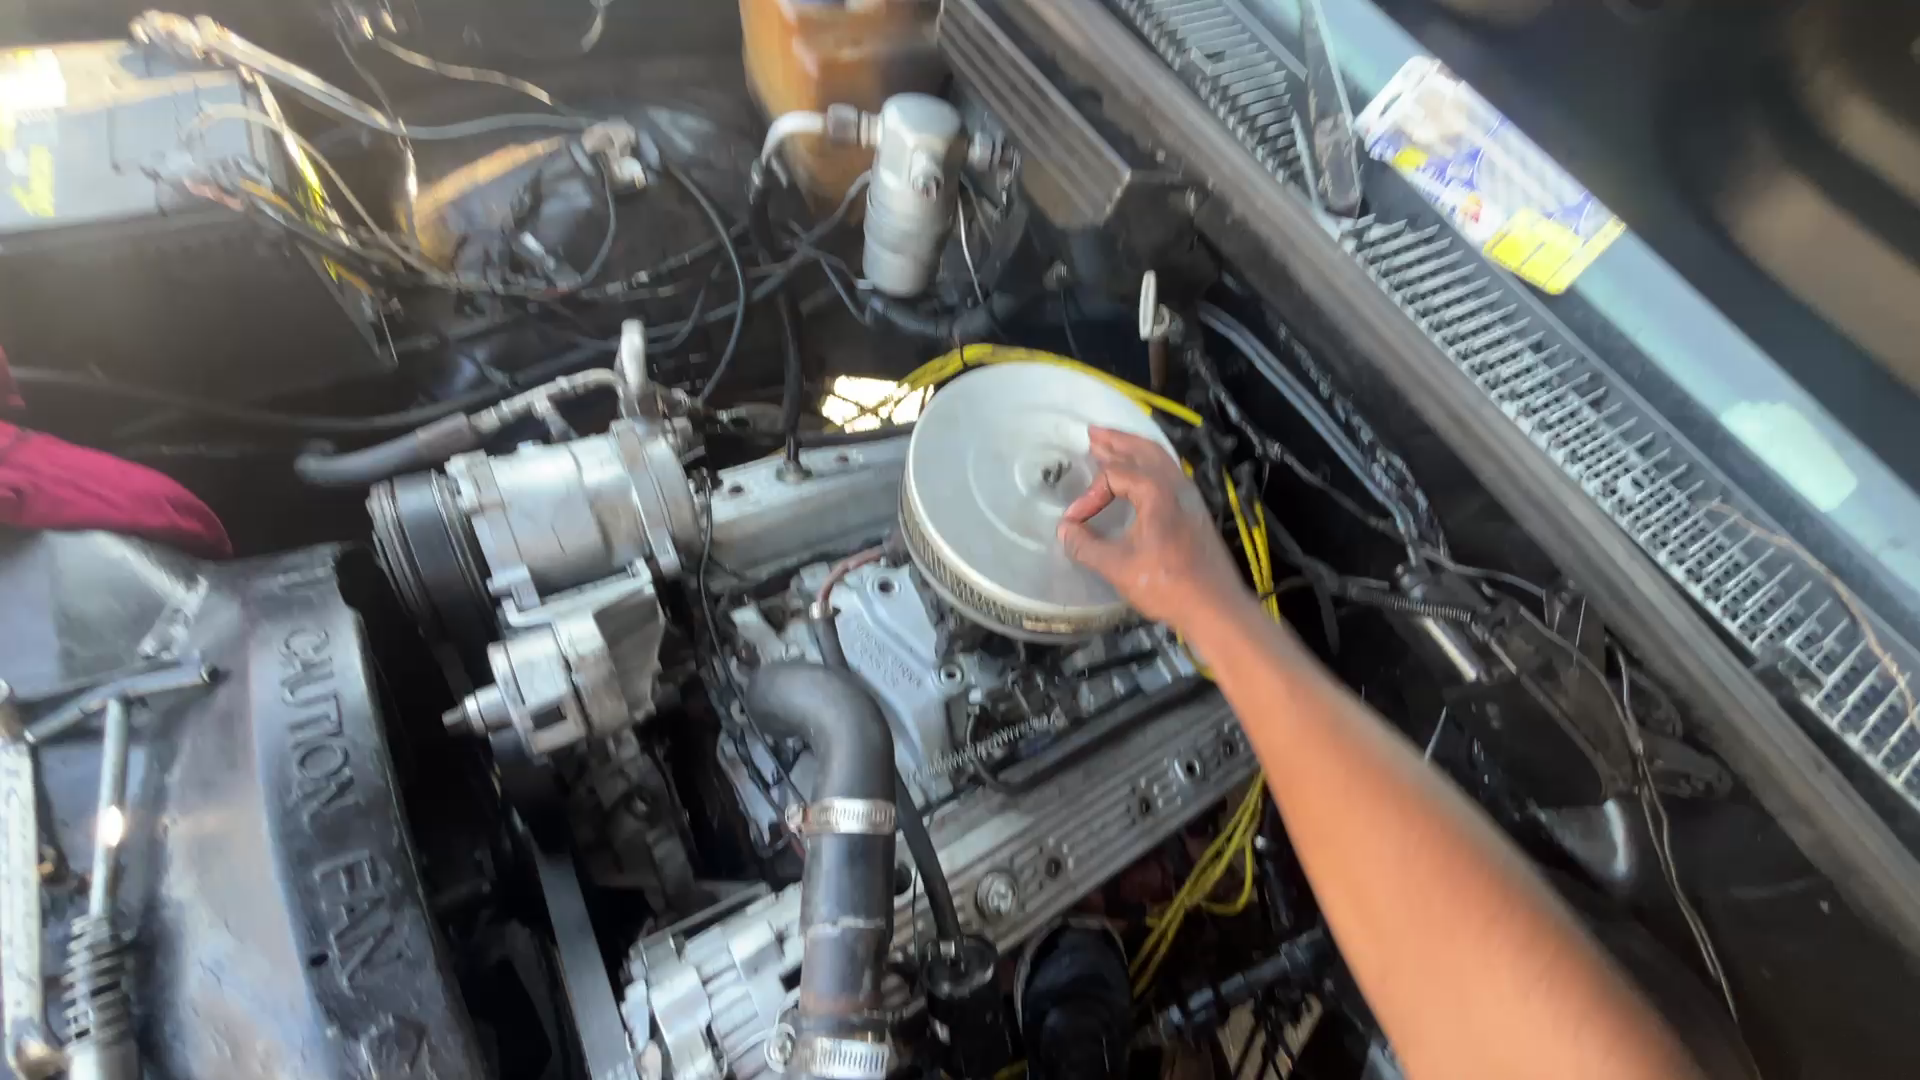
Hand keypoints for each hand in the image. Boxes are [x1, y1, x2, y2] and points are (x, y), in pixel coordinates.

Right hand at [1056, 426, 1250, 631]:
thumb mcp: (1117, 566)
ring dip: (1134, 449)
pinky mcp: (1194, 512)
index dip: (1090, 495)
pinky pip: (1169, 474)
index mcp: (1156, 491)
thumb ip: (1086, 546)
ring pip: (1160, 460)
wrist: (1214, 607)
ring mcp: (1189, 497)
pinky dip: (1149, 465)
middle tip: (1093, 433)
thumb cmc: (1166, 584)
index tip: (1074, 521)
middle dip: (1116, 441)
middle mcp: (1176, 485)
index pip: (1114, 476)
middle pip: (1143, 450)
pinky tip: (1141, 475)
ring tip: (1112, 446)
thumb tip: (1064, 531)